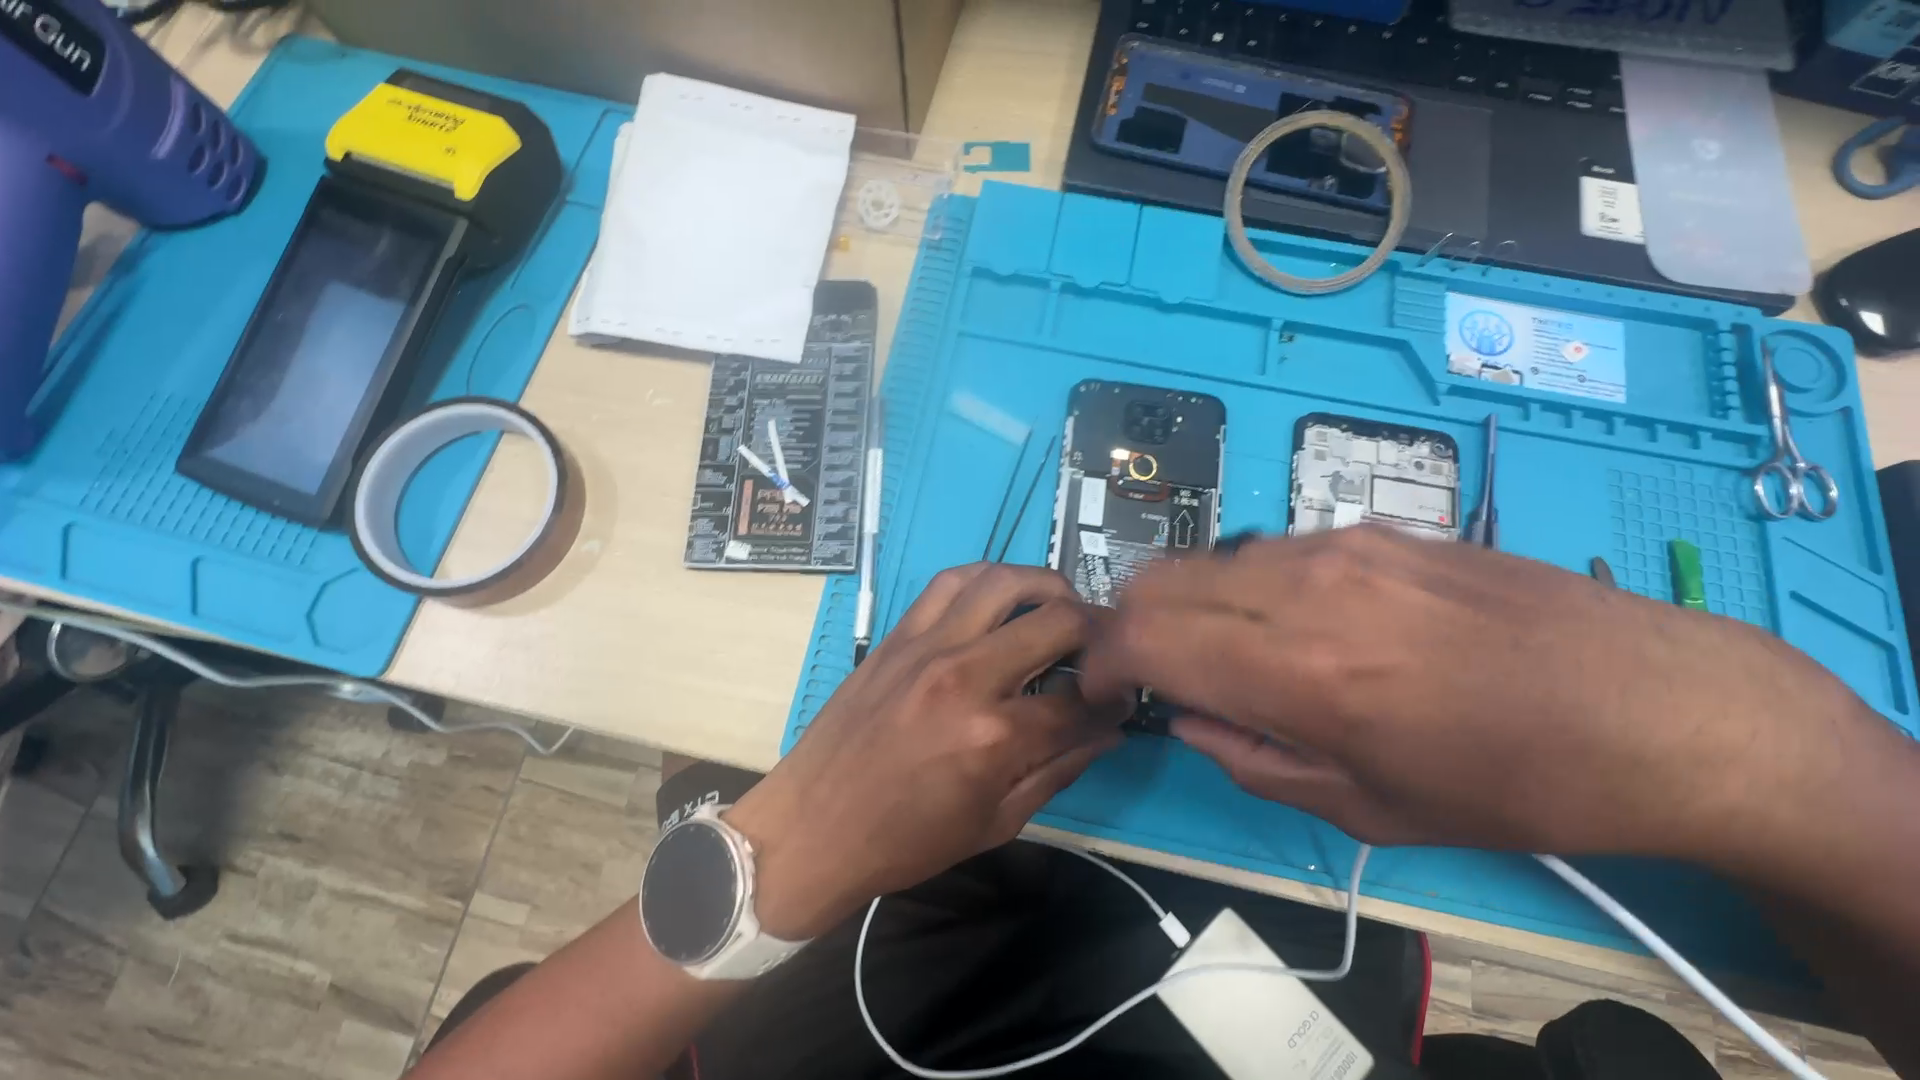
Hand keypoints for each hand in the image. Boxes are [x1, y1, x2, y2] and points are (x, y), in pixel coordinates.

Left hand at [725, 564, 1124, 939]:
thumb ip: (1060, 769)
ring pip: (1005, 582)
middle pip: (1058, 623)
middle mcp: (967, 676)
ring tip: (1063, 605)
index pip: (1082, 701)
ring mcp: (928, 647)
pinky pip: (949, 582)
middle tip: (1104, 648)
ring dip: (1048, 586)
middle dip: (1098, 632)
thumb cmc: (906, 842)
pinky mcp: (897, 635)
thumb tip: (1110, 731)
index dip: (1115, 700)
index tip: (1123, 699)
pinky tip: (1003, 597)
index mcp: (996, 737)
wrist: (812, 828)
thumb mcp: (997, 823)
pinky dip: (987, 579)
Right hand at [1077, 527, 1909, 882]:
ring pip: (1210, 556)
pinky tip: (1287, 619)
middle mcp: (1305, 590)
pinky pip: (1272, 548)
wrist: (1661, 707)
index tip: (1098, 687)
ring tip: (1213, 647)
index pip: (1145, 639)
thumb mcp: (1370, 810)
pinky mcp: (1380, 528)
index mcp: (1300, 675)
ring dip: (1184, 600)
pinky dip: (1244, 582)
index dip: (1101, 661)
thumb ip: (1252, 759)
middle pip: (1159, 580)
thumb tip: (1186, 717)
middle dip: (1127, 624)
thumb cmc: (1516, 786)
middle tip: (1139, 667)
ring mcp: (1343, 546)